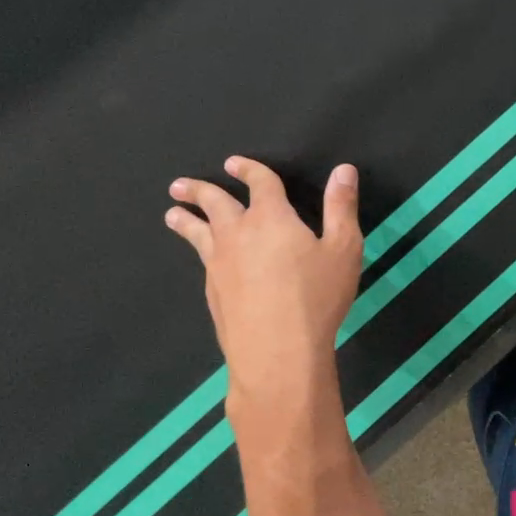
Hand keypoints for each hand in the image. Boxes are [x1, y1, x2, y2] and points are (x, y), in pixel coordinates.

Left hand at [165, 157, 362, 405]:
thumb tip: (343, 170)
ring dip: (185, 219)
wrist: (276, 352)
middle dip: (200, 191)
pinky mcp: (213, 293)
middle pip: (214, 205)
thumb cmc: (317, 296)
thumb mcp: (343, 248)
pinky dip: (198, 249)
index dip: (248, 170)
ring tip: (172, 213)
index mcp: (271, 218)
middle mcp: (238, 236)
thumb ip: (341, 207)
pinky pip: (203, 260)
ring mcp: (220, 266)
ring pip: (198, 234)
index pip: (259, 184)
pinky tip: (204, 256)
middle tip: (180, 185)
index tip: (234, 162)